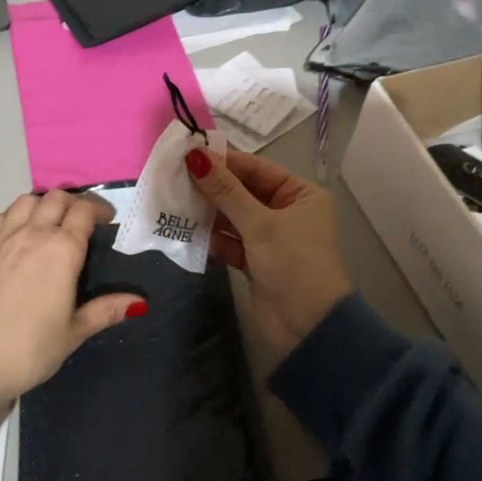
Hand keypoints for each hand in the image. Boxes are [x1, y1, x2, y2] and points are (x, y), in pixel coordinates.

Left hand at [0, 190, 145, 420]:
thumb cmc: (27, 350)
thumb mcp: (73, 333)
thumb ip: (105, 311)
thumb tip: (140, 302)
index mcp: (62, 250)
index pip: (84, 212)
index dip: (98, 210)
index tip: (106, 221)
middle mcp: (33, 233)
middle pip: (56, 198)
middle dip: (73, 203)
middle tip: (81, 222)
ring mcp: (2, 237)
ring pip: (26, 201)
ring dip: (43, 204)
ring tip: (49, 223)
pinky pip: (0, 216)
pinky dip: (15, 215)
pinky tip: (17, 233)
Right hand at [186, 148, 351, 357]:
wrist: (308, 328)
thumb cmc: (292, 264)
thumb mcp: (259, 224)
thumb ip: (225, 191)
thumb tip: (195, 155)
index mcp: (300, 194)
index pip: (256, 168)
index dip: (223, 161)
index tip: (187, 152)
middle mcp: (286, 211)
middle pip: (242, 191)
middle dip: (211, 187)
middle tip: (173, 176)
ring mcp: (270, 237)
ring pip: (232, 216)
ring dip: (207, 212)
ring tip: (174, 202)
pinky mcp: (255, 260)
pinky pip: (229, 240)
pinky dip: (212, 237)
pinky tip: (187, 231)